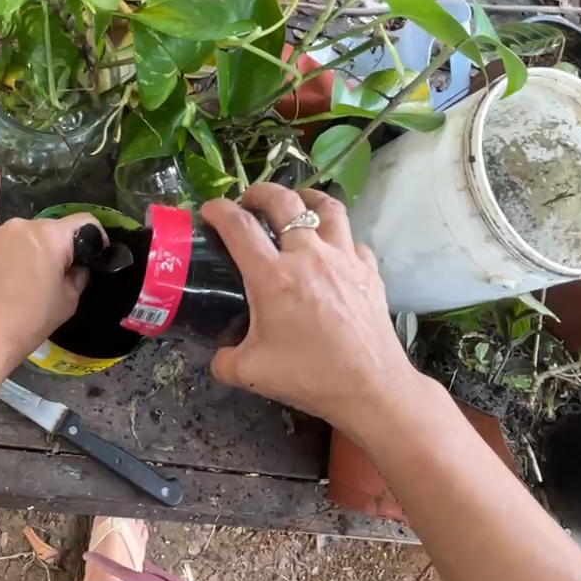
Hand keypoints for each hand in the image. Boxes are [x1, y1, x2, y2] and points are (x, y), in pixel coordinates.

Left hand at [0, 166, 93, 365]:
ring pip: (26, 232)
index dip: (95, 240)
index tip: (97, 257)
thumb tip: (78, 267)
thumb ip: (78, 276)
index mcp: (54, 237)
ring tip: (29, 276)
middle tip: (57, 279)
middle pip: (53, 231)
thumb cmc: (32, 320)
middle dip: (60, 250)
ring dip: (33, 246)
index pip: (85, 225)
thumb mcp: (69, 301)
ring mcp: (1, 230)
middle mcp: (28, 224)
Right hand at [202, 184, 433, 437]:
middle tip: (249, 200)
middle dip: (260, 191)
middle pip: (284, 201)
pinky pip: (352, 240)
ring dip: (306, 199)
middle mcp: (308, 257)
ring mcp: (344, 260)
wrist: (370, 388)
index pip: (239, 227)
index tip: (209, 209)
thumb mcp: (248, 374)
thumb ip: (223, 358)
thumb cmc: (308, 377)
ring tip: (295, 204)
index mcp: (273, 277)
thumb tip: (220, 352)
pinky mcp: (369, 271)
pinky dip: (337, 237)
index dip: (219, 210)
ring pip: (327, 208)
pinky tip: (330, 250)